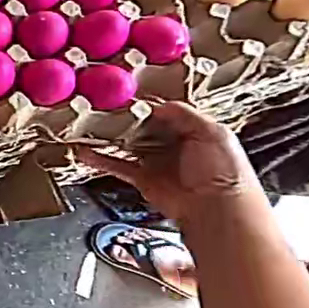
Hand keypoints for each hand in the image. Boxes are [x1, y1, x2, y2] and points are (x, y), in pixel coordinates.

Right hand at [77, 102, 263, 223]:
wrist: (216, 209)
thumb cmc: (224, 173)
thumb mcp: (213, 133)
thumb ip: (185, 115)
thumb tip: (157, 105)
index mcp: (190, 130)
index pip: (161, 112)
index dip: (142, 105)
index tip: (121, 99)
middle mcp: (171, 144)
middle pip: (139, 127)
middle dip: (121, 119)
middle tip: (99, 110)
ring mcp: (154, 161)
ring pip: (125, 144)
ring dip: (106, 137)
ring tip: (86, 128)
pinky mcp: (141, 177)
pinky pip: (116, 165)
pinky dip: (99, 160)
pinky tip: (84, 153)